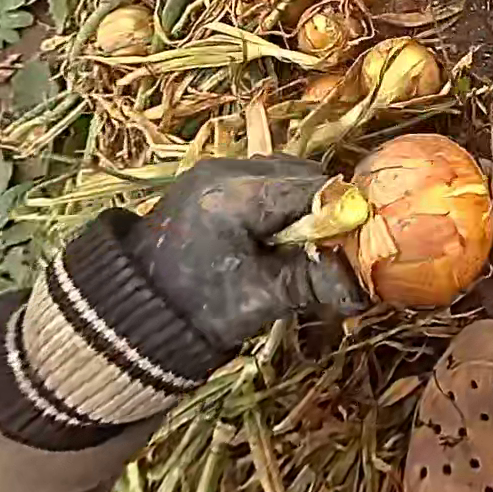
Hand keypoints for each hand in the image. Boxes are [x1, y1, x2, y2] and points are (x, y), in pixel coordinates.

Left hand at [124, 156, 365, 347]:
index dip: (338, 213)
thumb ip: (317, 280)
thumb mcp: (262, 298)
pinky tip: (273, 233)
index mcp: (237, 194)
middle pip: (302, 174)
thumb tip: (367, 285)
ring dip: (302, 203)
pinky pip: (264, 178)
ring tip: (295, 243)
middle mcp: (227, 168)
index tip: (349, 242)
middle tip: (322, 247)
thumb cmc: (196, 312)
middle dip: (321, 207)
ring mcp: (217, 170)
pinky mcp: (212, 180)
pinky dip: (280, 200)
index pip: (312, 187)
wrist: (125, 323)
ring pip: (286, 173)